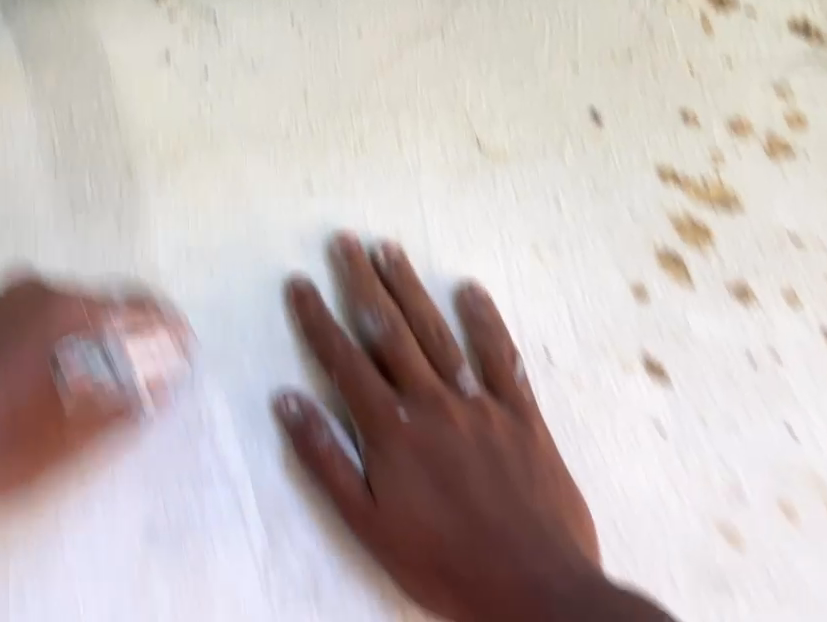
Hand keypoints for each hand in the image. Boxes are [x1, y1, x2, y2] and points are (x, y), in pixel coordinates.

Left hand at [0, 272, 192, 517]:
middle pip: (91, 303)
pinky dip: (44, 339)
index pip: (128, 304)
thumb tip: (161, 378)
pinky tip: (41, 376)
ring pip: (53, 311)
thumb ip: (124, 398)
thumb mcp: (71, 432)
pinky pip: (21, 319)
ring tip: (93, 377)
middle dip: (120, 333)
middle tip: (141, 367)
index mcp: (56, 307)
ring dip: (80, 336)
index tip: (182, 343)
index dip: (161, 324)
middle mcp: (24, 289)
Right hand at [275, 234, 601, 621]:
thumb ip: (324, 458)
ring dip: (410, 287)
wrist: (540, 595)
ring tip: (389, 248)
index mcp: (390, 428)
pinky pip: (502, 359)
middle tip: (344, 240)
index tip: (299, 281)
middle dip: (361, 282)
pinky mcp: (521, 416)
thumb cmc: (442, 562)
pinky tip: (470, 290)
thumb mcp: (367, 523)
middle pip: (388, 330)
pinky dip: (486, 321)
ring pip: (437, 332)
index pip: (342, 359)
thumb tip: (286, 399)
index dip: (317, 317)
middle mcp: (431, 402)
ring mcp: (479, 404)